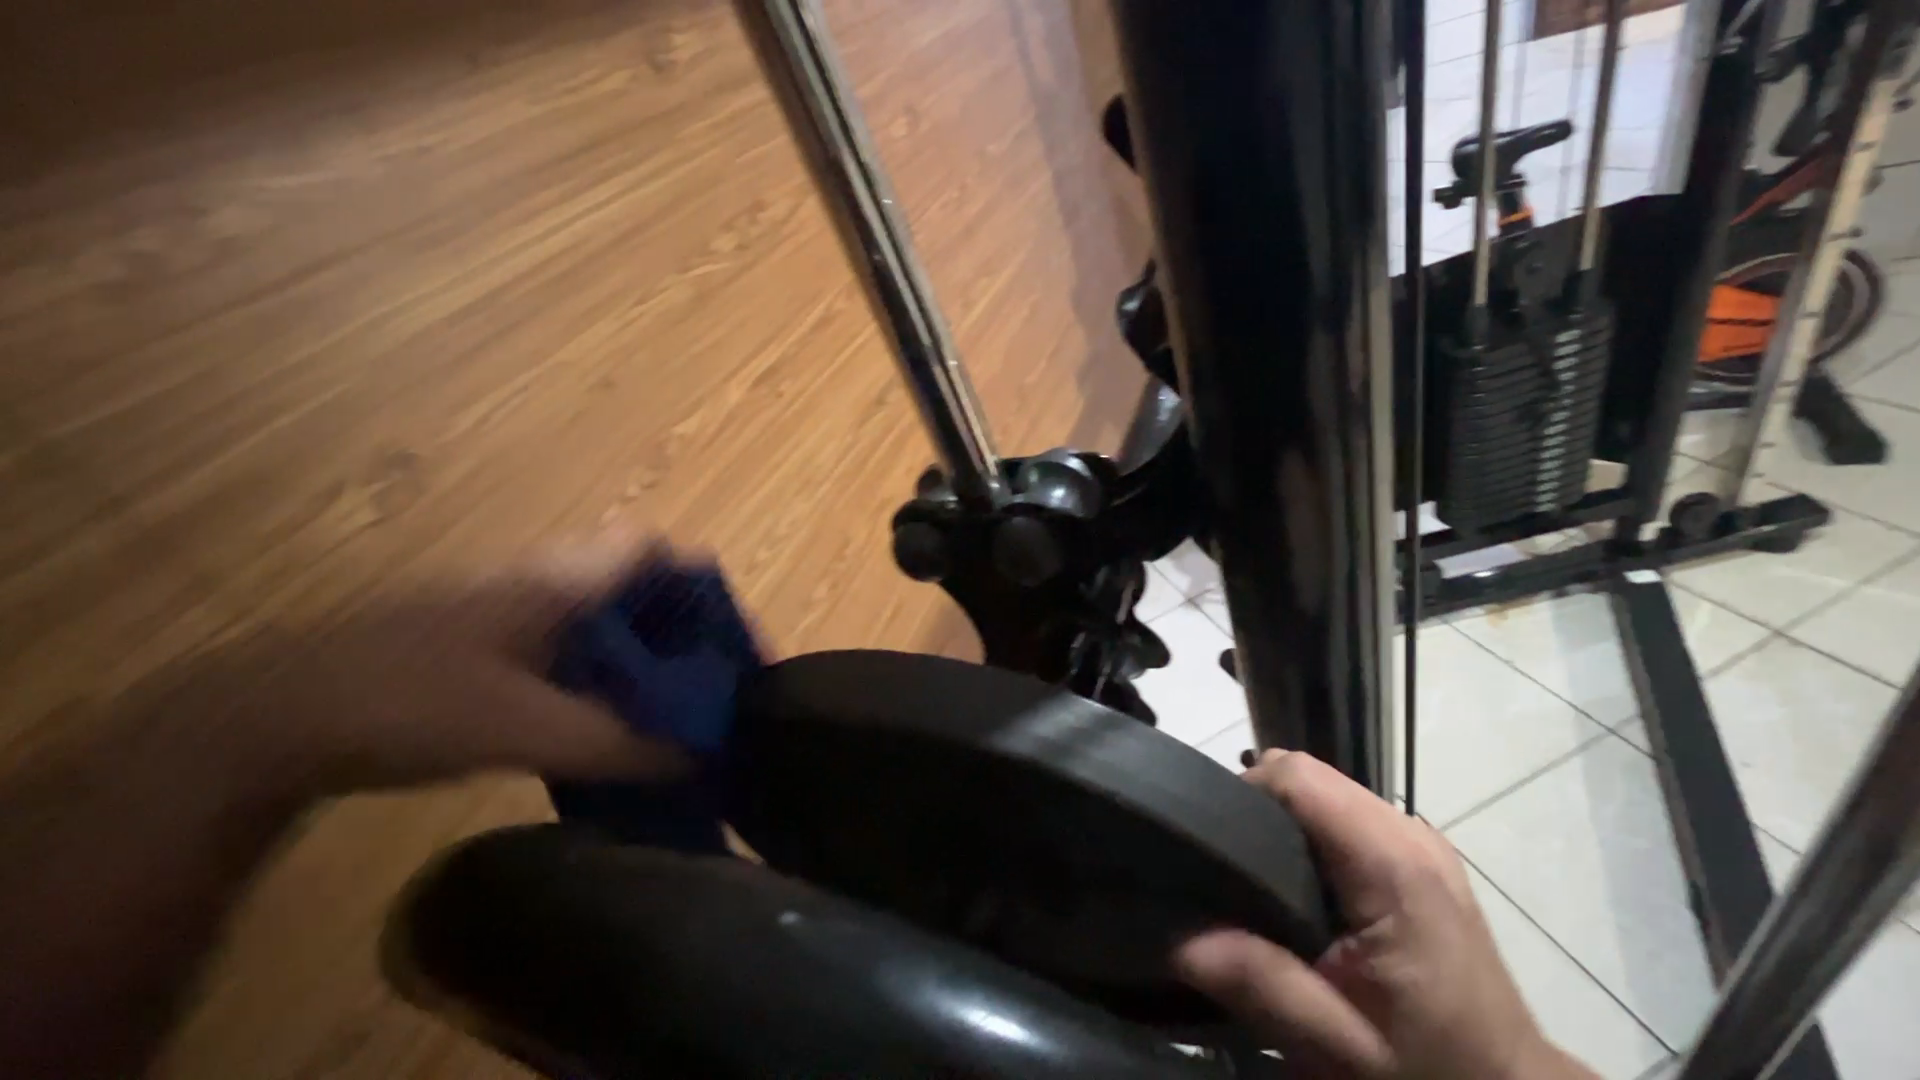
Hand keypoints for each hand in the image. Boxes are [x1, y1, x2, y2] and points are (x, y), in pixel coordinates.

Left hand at [114, 540, 687, 805]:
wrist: (275, 720)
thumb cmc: (413, 701)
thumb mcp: (528, 729)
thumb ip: (619, 745)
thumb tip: (699, 759)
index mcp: (556, 582)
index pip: (648, 548)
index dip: (699, 579)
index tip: (731, 634)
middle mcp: (537, 584)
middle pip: (632, 586)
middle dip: (679, 627)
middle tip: (711, 684)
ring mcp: (503, 614)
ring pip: (597, 620)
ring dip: (639, 656)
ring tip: (670, 710)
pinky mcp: (478, 648)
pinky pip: (564, 650)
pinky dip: (599, 676)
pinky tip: (602, 725)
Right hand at [1173, 751, 1597, 1079]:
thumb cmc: (1427, 1068)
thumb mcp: (1338, 1046)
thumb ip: (1260, 985)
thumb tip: (1175, 938)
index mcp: (1393, 866)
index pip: (1298, 776)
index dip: (1242, 795)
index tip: (1209, 846)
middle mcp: (1410, 834)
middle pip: (1308, 777)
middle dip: (1256, 811)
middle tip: (1223, 874)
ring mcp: (1419, 840)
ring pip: (1324, 792)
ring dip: (1280, 823)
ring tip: (1253, 884)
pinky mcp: (1418, 854)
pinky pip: (1343, 816)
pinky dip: (1307, 836)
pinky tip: (1295, 890)